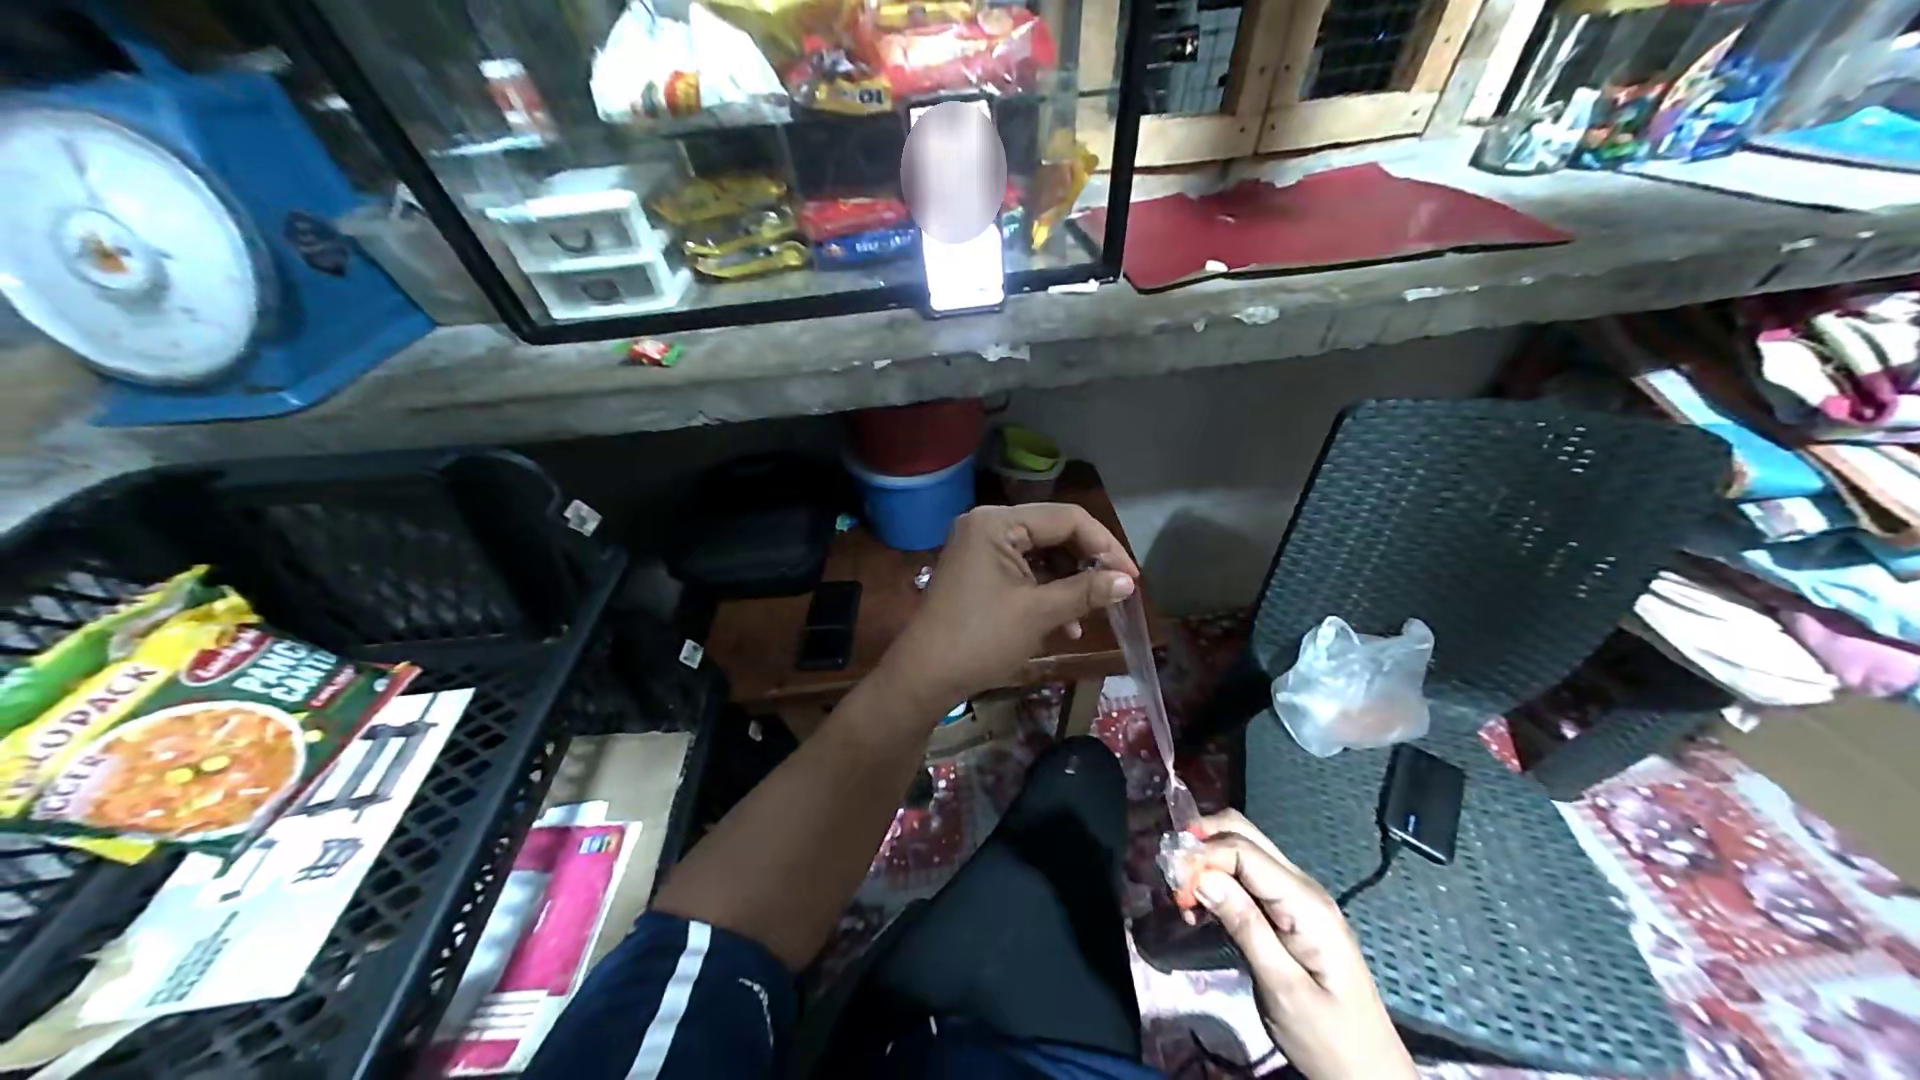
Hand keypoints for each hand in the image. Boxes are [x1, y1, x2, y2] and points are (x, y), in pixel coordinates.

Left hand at [880, 503, 1138, 707]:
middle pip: (1053, 533)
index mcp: (997, 522)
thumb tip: (1128, 581)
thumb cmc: (981, 639)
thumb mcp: (1039, 613)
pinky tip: (1064, 625)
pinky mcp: (978, 569)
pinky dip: (1045, 592)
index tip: (1132, 577)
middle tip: (1115, 594)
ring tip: (1088, 617)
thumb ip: (1086, 591)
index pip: (1067, 518)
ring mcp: (979, 546)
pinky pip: (1022, 570)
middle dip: (1087, 565)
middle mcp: (987, 524)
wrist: (925, 676)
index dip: (1105, 546)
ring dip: (1068, 583)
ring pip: (1041, 554)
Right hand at [1189, 811, 1416, 1079]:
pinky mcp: (1285, 912)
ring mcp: (1294, 897)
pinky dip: (1215, 882)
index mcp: (1305, 903)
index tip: (1174, 889)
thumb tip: (1201, 877)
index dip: (1202, 858)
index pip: (1242, 850)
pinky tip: (1201, 911)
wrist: (1371, 1075)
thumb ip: (1245, 926)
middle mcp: (1300, 886)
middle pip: (1241, 834)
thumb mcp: (1283, 989)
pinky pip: (1244, 876)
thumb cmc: (1330, 1039)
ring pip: (1239, 850)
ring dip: (1205, 863)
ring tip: (1183, 902)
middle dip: (1199, 846)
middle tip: (1172, 882)